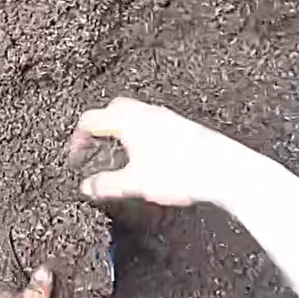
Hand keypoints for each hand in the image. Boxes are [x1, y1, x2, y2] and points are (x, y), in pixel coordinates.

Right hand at [68, 97, 258, 206]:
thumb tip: (86, 186)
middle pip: (112, 110)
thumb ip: (107, 184)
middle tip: (93, 150)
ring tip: (118, 155)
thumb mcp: (135, 183)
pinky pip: (150, 123)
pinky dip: (138, 135)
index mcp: (129, 119)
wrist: (222, 169)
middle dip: (99, 129)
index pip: (91, 119)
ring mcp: (165, 117)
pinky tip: (144, 157)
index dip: (78, 139)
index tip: (76, 158)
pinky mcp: (180, 127)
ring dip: (120, 131)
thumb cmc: (179, 171)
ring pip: (133, 116)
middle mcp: (146, 112)